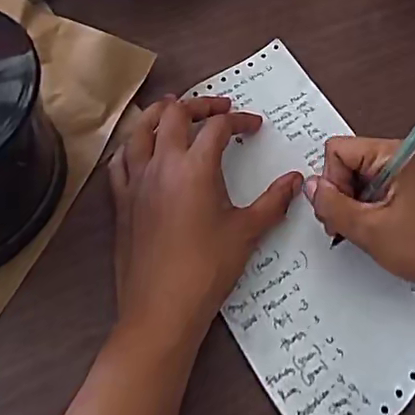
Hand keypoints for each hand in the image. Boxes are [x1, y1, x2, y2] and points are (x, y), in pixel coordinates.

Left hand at [108, 95, 302, 346]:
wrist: (161, 310)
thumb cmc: (205, 270)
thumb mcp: (247, 232)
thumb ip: (273, 201)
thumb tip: (294, 181)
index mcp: (195, 167)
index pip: (218, 126)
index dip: (239, 120)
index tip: (253, 126)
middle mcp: (162, 165)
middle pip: (176, 114)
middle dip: (200, 104)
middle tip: (218, 107)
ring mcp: (137, 181)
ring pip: (141, 129)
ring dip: (160, 113)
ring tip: (174, 107)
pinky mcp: (122, 201)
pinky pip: (121, 160)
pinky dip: (132, 145)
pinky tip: (140, 149)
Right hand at [303, 136, 414, 292]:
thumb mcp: (368, 229)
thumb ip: (332, 204)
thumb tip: (310, 186)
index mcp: (391, 153)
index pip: (338, 149)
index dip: (331, 180)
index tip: (342, 210)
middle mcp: (396, 155)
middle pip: (345, 162)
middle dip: (339, 194)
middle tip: (347, 225)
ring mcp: (401, 171)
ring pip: (355, 177)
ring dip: (350, 204)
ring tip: (362, 231)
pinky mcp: (404, 187)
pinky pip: (369, 189)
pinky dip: (363, 209)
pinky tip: (371, 230)